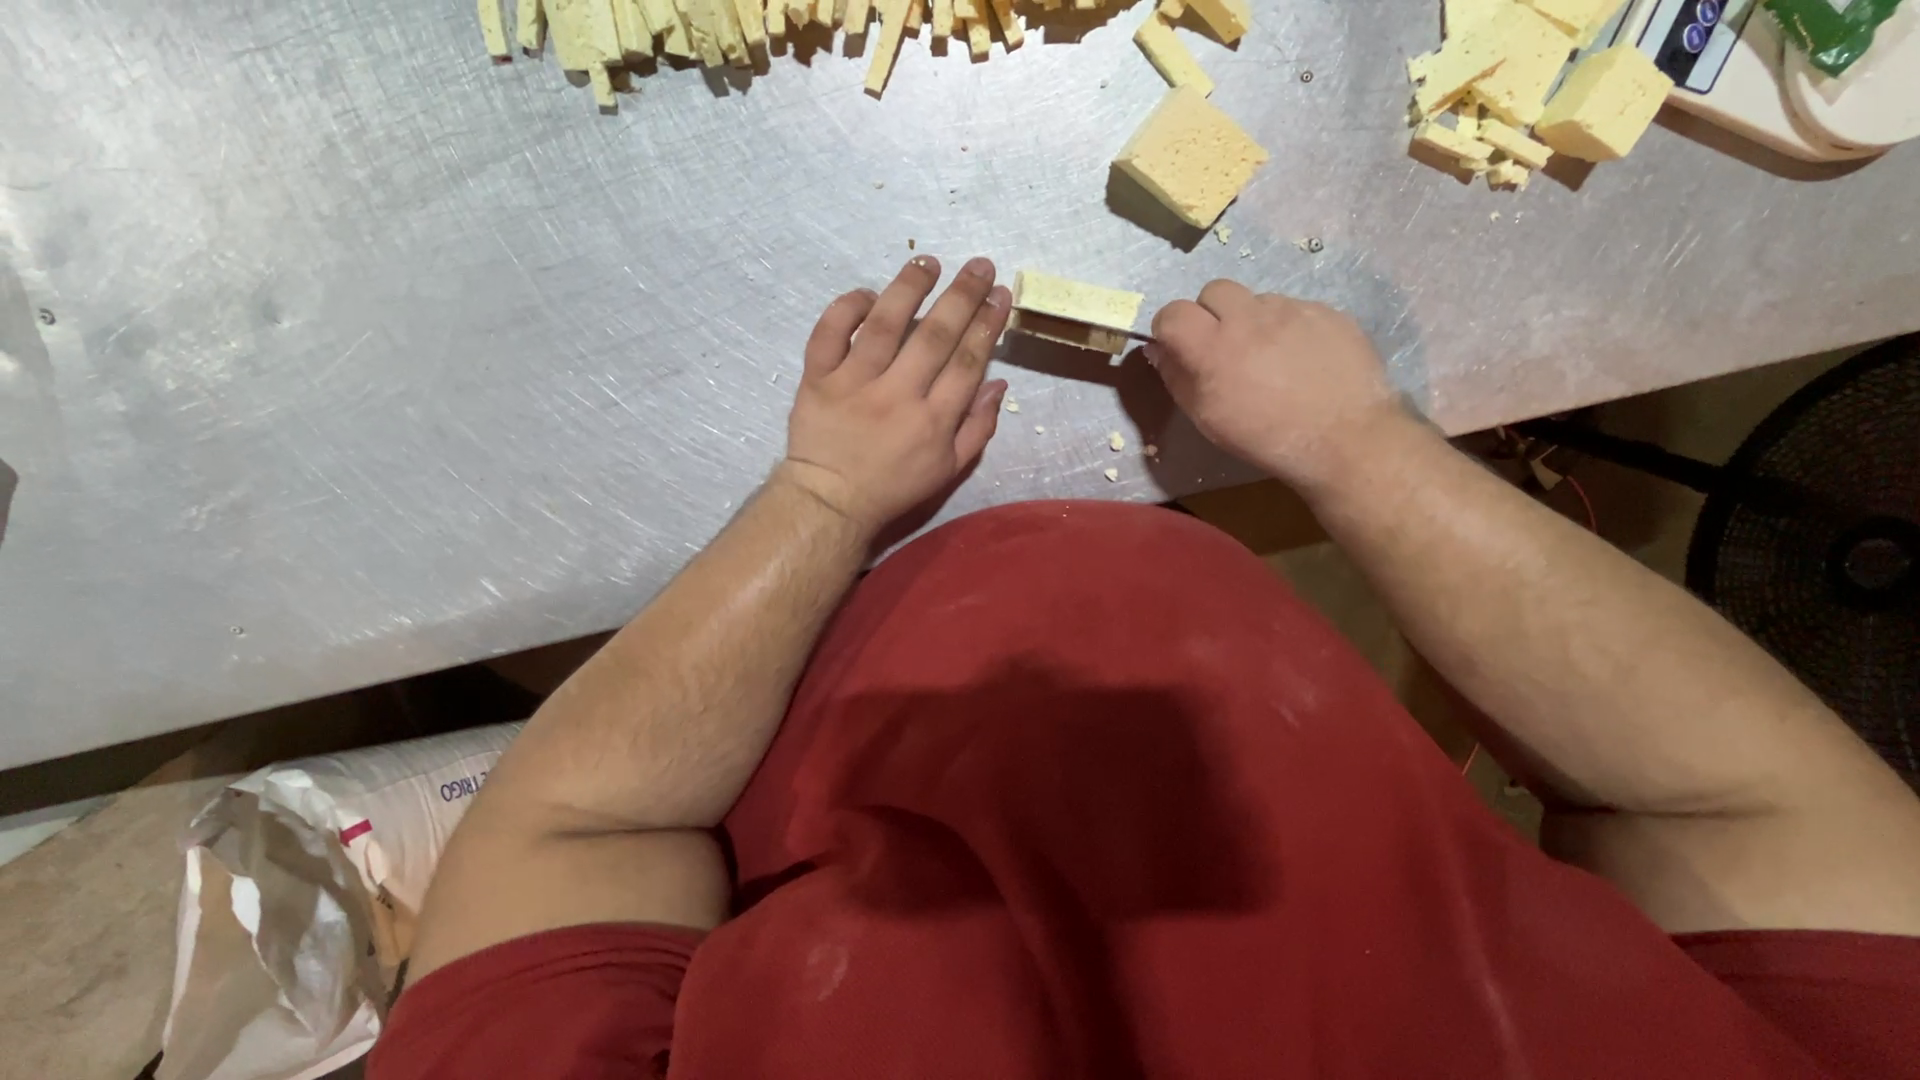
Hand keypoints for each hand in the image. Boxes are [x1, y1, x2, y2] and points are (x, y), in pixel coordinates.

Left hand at [779, 256, 1010, 536]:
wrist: (830, 502)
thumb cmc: (894, 486)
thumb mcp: (949, 470)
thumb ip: (978, 428)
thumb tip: (999, 383)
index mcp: (933, 420)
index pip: (968, 361)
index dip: (988, 324)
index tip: (999, 295)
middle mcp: (897, 395)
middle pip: (935, 336)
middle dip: (962, 296)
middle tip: (979, 266)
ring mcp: (853, 384)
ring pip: (884, 325)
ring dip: (909, 288)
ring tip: (928, 261)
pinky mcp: (818, 379)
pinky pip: (829, 334)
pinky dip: (846, 308)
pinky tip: (867, 293)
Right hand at [1149, 281, 1413, 491]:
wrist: (1344, 438)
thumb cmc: (1265, 438)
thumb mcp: (1208, 419)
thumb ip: (1178, 378)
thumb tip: (1161, 350)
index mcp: (1213, 347)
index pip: (1173, 312)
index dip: (1170, 327)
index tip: (1178, 346)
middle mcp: (1250, 318)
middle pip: (1214, 291)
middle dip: (1211, 314)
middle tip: (1224, 347)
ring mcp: (1292, 310)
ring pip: (1257, 300)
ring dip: (1252, 321)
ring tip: (1269, 357)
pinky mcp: (1326, 311)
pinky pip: (1294, 309)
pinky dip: (1288, 328)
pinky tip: (1301, 360)